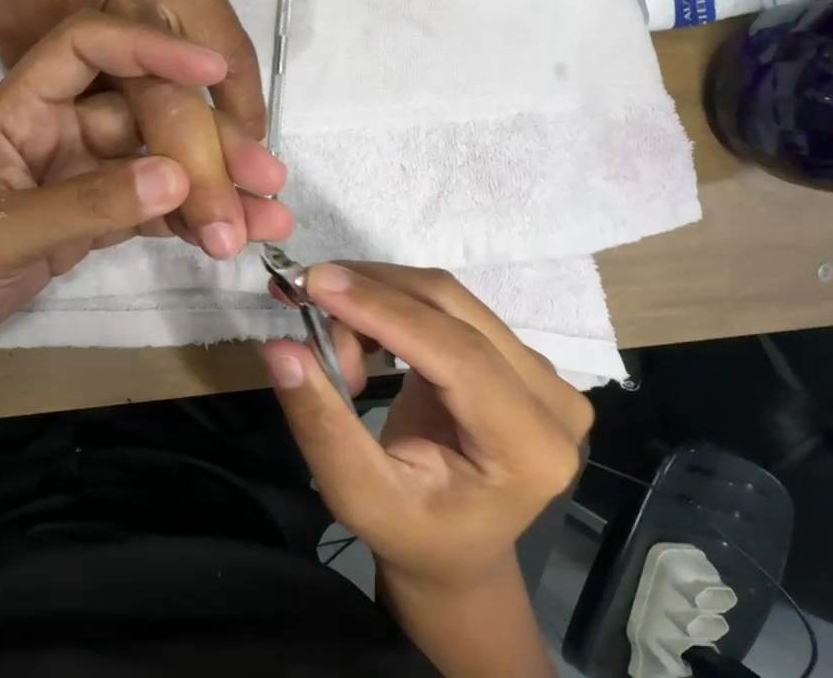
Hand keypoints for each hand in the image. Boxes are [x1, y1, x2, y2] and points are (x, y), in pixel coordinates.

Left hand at [0, 13, 290, 359]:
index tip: (213, 74)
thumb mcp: (1, 233)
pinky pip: (140, 207)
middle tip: (266, 178)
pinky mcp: (79, 218)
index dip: (149, 48)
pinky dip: (181, 220)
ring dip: (206, 187)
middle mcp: (51, 130)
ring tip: (268, 218)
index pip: (87, 47)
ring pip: (149, 165)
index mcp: (19, 108)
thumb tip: (177, 178)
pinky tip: (224, 237)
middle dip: (201, 142)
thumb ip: (85, 206)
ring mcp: (69, 175)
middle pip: (137, 114)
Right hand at [261, 263, 592, 592]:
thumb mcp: (355, 493)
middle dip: (367, 293)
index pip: (459, 354)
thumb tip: (279, 348)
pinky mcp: (514, 356)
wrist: (455, 549)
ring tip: (329, 346)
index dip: (385, 311)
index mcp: (529, 449)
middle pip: (452, 309)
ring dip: (371, 299)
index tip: (314, 282)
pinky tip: (358, 338)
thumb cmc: (410, 530)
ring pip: (443, 297)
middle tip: (297, 300)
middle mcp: (552, 401)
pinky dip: (385, 304)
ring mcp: (539, 373)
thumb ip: (320, 422)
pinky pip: (441, 306)